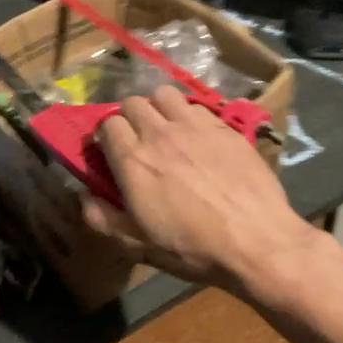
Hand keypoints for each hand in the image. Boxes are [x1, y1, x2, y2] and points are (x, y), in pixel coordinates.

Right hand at [80, 86, 313, 292]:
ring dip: (159, 107)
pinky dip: (190, 115)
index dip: (107, 136)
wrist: (259, 243)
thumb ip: (102, 219)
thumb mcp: (138, 245)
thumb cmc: (193, 247)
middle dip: (129, 117)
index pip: (107, 124)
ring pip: (164, 94)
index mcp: (132, 161)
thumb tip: (83, 197)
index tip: (112, 152)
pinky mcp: (225, 129)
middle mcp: (159, 134)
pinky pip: (197, 106)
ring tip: (166, 128)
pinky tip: (197, 136)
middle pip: (133, 103)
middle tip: (139, 140)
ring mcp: (194, 128)